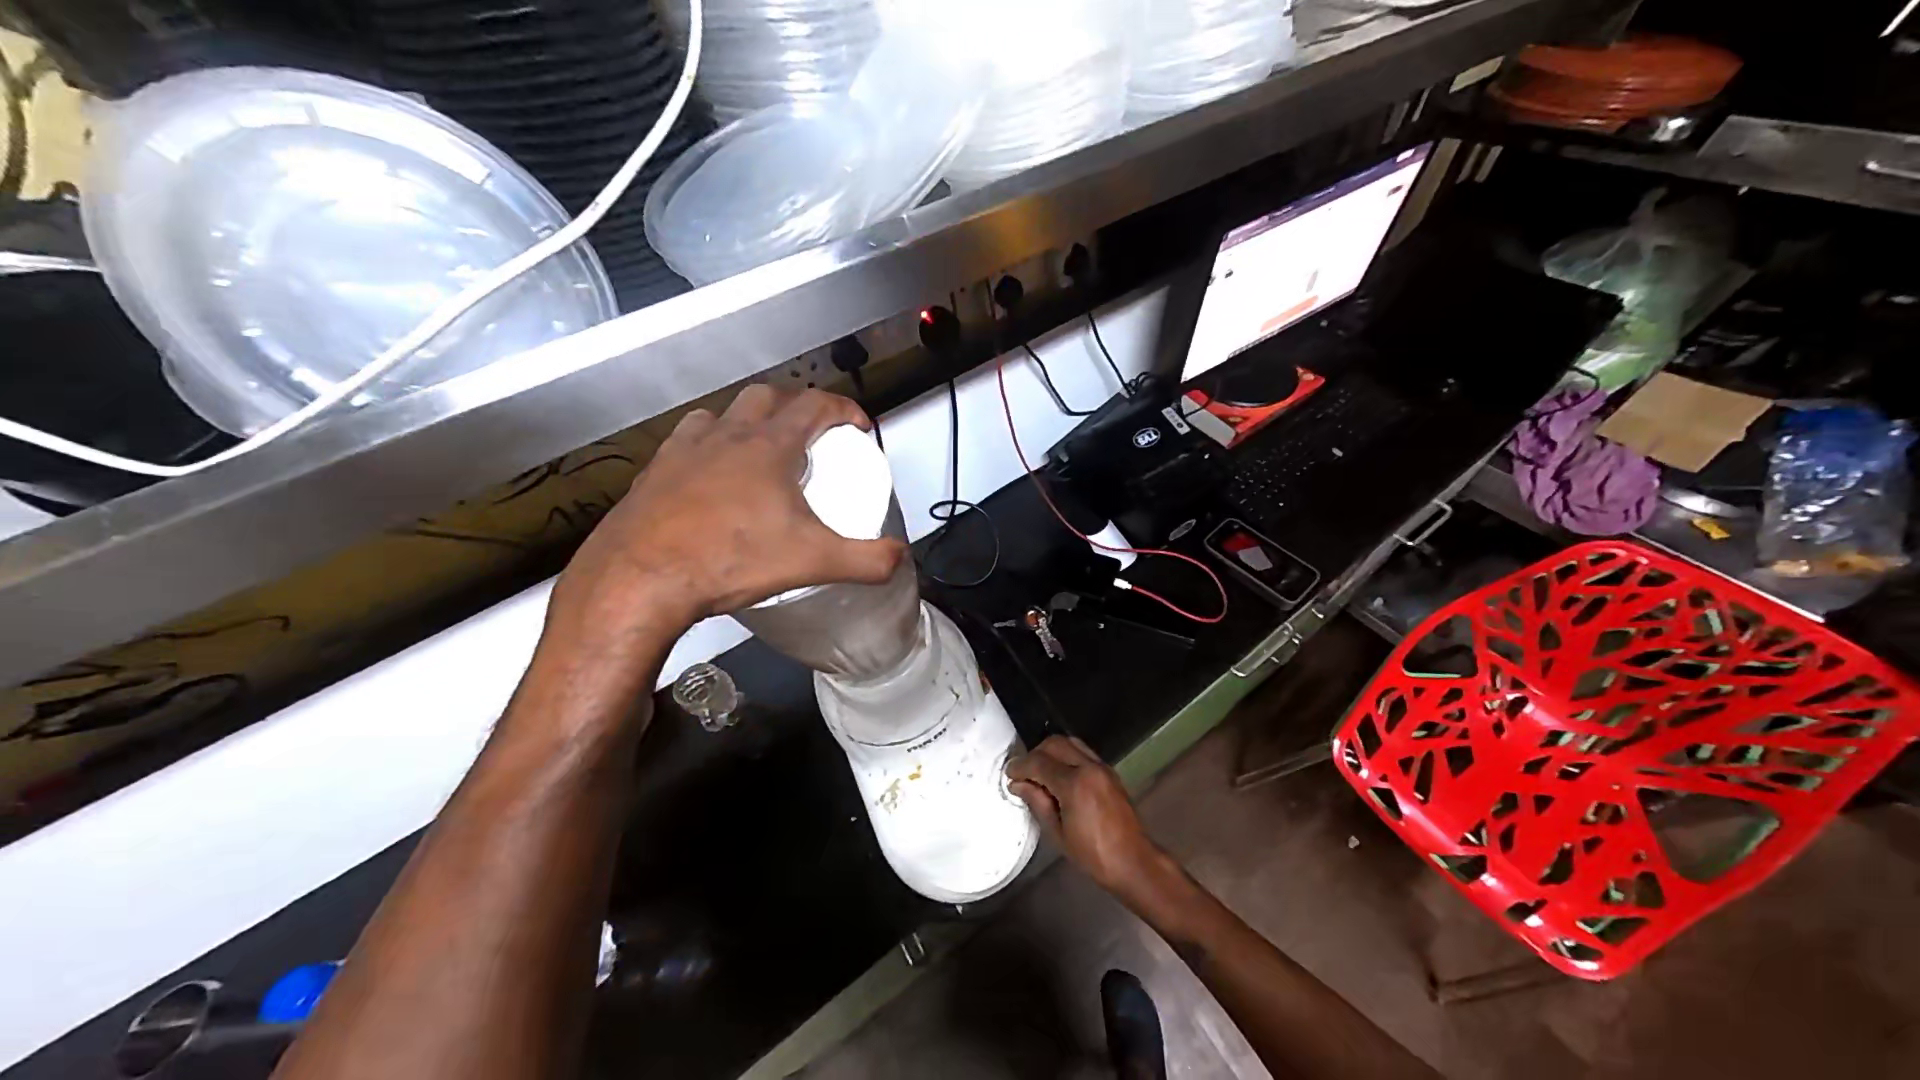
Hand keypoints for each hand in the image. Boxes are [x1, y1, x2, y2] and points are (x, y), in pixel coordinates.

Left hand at [548, 386, 908, 650]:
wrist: (641, 578)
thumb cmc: (720, 559)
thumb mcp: (812, 562)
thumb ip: (866, 560)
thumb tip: (895, 558)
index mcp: (767, 447)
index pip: (814, 405)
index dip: (842, 409)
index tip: (853, 423)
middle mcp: (725, 438)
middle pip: (766, 398)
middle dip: (794, 407)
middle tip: (809, 434)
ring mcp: (685, 451)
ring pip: (720, 414)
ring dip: (745, 420)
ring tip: (759, 449)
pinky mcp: (656, 473)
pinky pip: (684, 443)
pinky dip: (704, 447)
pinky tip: (708, 476)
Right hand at [1005, 736, 1169, 897]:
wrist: (1134, 862)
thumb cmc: (1093, 855)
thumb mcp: (1058, 833)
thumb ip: (1037, 802)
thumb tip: (1018, 784)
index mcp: (1075, 784)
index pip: (1039, 762)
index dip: (1020, 766)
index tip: (1009, 774)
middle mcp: (1090, 767)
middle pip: (1054, 744)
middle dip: (1035, 755)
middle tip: (1024, 774)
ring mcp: (1102, 767)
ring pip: (1070, 742)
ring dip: (1051, 752)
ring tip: (1040, 773)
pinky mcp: (1110, 771)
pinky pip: (1082, 752)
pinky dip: (1066, 756)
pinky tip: (1060, 776)